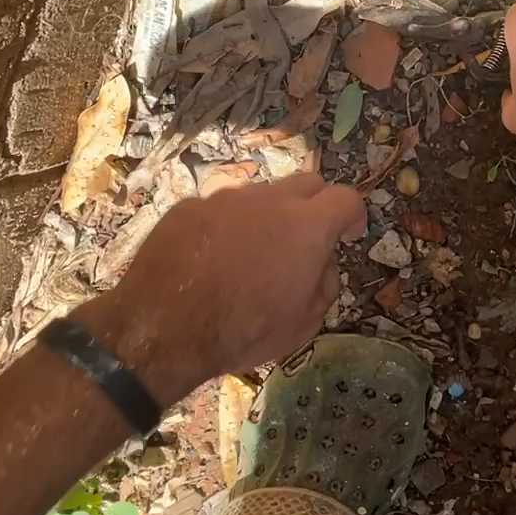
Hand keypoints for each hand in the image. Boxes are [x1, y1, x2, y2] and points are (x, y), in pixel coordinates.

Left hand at [74, 174, 365, 403]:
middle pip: (307, 183)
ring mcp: (225, 198)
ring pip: (261, 195)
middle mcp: (269, 200)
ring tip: (250, 255)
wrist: (162, 329)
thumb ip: (324, 287)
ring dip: (268, 217)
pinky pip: (220, 208)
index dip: (353, 215)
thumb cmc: (243, 332)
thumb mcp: (303, 325)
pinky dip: (226, 227)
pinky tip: (210, 260)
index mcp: (306, 227)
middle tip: (304, 242)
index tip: (348, 235)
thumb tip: (321, 267)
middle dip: (315, 207)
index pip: (346, 198)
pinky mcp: (189, 206)